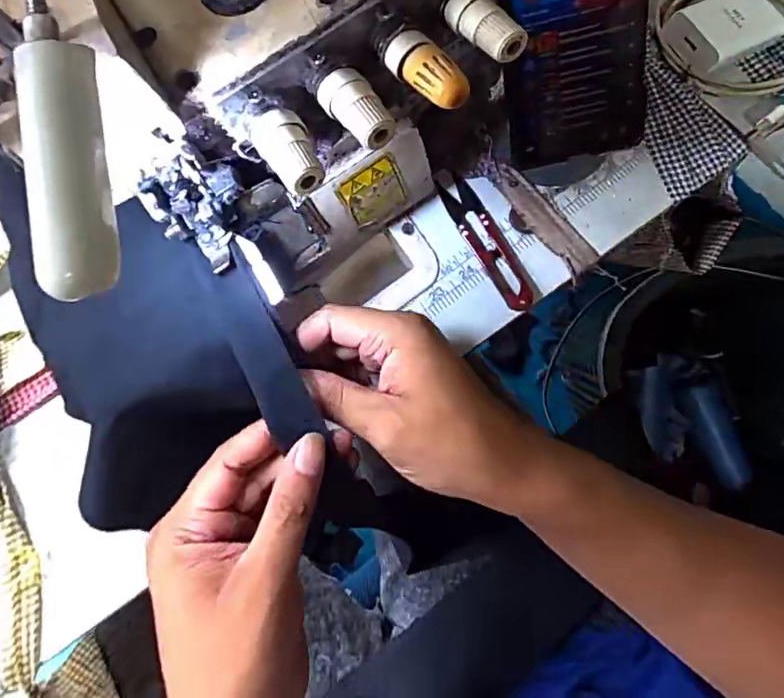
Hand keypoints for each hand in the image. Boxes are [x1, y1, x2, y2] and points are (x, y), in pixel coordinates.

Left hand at [147, 421, 345, 697]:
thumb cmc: (233, 669)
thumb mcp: (262, 579)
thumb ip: (288, 507)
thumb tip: (308, 447)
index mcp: (182, 531)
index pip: (225, 464)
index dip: (264, 436)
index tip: (302, 412)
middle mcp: (200, 530)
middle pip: (249, 474)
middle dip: (291, 453)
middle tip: (332, 432)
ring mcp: (228, 545)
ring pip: (268, 492)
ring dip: (302, 473)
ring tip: (340, 449)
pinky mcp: (253, 559)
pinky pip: (278, 516)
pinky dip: (304, 499)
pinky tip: (330, 480)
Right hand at [297, 306, 553, 513]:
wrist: (505, 465)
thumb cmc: (448, 445)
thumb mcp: (383, 425)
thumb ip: (334, 397)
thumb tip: (293, 382)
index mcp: (397, 332)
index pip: (331, 318)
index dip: (301, 342)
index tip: (279, 376)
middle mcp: (402, 329)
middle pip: (342, 332)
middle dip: (314, 361)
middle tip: (287, 397)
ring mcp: (409, 347)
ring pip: (354, 350)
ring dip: (333, 376)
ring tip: (306, 406)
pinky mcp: (413, 366)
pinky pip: (371, 365)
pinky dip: (353, 384)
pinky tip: (335, 409)